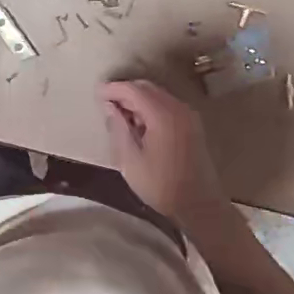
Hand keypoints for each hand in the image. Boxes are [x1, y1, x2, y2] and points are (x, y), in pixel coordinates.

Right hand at [101, 79, 228, 221]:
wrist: (198, 204)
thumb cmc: (160, 185)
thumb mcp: (129, 160)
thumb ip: (118, 128)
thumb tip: (110, 107)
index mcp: (162, 115)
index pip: (133, 90)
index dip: (113, 89)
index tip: (96, 94)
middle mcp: (178, 109)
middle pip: (147, 88)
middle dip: (124, 92)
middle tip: (104, 103)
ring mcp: (188, 116)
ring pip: (158, 95)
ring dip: (137, 99)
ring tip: (119, 115)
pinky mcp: (192, 125)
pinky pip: (167, 105)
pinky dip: (150, 107)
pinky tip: (138, 123)